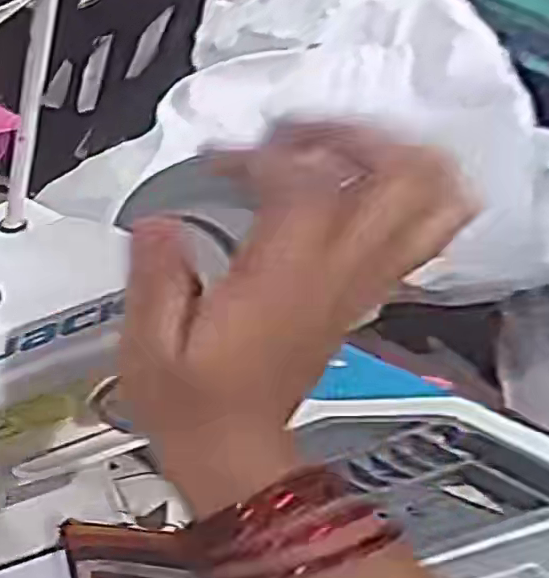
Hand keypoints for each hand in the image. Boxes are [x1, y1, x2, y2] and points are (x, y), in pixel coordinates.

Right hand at [121, 123, 476, 514]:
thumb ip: (154, 278)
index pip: (302, 190)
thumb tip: (155, 225)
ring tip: (336, 151)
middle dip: (351, 137)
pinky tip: (356, 194)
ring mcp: (358, 287)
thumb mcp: (145, 343)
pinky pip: (421, 231)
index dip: (261, 158)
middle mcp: (334, 278)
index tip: (216, 160)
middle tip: (293, 134)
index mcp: (277, 285)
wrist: (227, 443)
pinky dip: (406, 194)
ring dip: (395, 157)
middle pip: (399, 176)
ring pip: (432, 197)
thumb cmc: (183, 400)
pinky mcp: (358, 298)